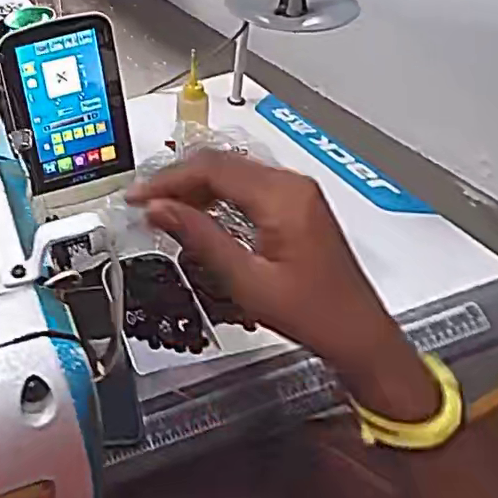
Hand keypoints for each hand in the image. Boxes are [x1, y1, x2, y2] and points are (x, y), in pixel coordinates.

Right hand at [126, 150, 434, 416]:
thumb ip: (199, 237)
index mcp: (282, 198)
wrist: (358, 334)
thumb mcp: (245, 280)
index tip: (139, 196)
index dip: (166, 180)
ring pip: (229, 171)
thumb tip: (160, 210)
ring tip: (163, 210)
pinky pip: (243, 183)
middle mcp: (291, 185)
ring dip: (192, 186)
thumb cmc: (314, 314)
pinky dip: (213, 194)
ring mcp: (295, 191)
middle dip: (176, 180)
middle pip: (219, 163)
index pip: (210, 169)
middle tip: (145, 202)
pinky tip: (196, 213)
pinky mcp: (293, 201)